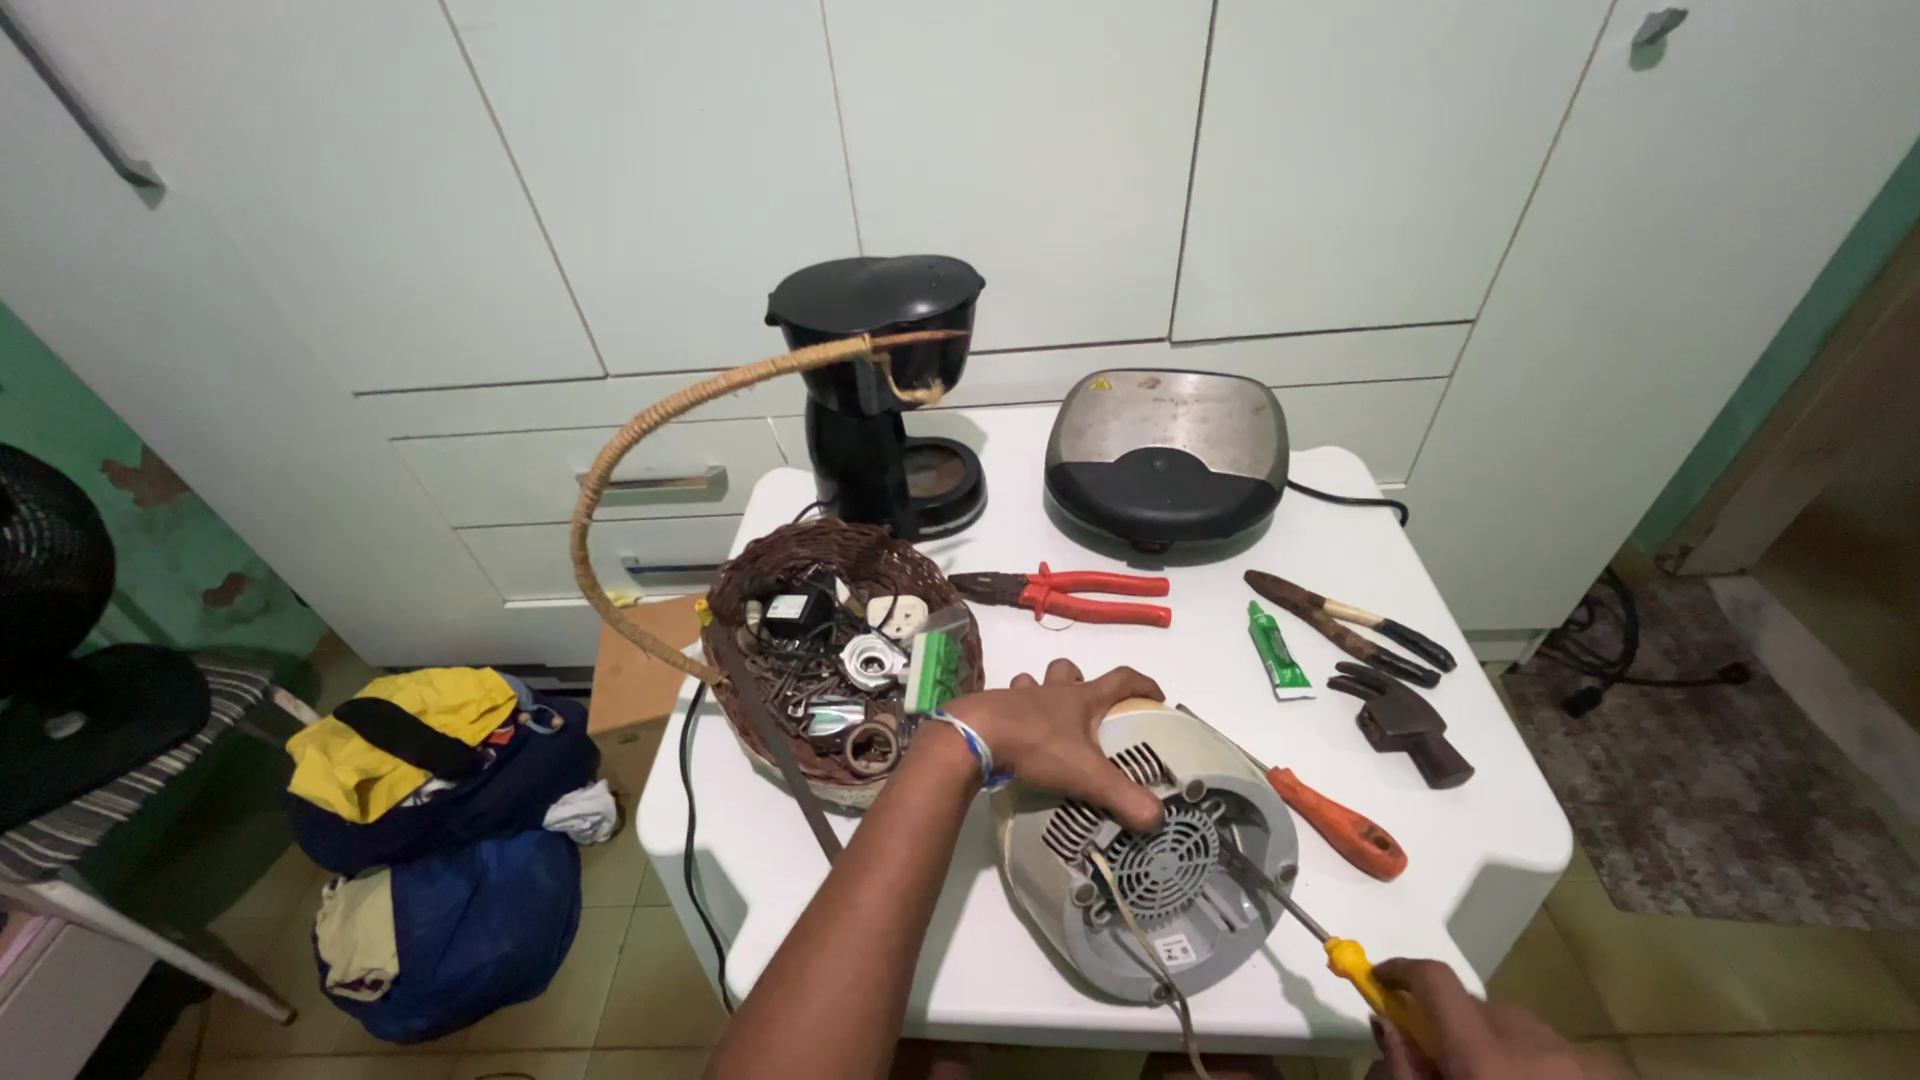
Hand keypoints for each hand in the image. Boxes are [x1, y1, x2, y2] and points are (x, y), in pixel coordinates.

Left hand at [941, 659, 1165, 831]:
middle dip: (1079, 680)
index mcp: (1079, 699)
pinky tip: (1013, 739)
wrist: (975, 736)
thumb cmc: (1036, 745)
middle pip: (1067, 670)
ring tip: (1045, 722)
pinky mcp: (991, 711)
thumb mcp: (1086, 774)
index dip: (1142, 683)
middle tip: (1085, 708)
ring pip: (1031, 682)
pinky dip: (1012, 717)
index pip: (1120, 678)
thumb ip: (1122, 796)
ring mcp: (1016, 698)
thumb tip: (1157, 817)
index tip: (1156, 696)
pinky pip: (1004, 705)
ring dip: (1039, 694)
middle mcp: (1049, 691)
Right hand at [1369, 960, 1627, 1079]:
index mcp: (1484, 1058)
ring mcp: (1579, 1060)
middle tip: (1443, 1056)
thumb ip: (1407, 1068)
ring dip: (1496, 1040)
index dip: (1402, 970)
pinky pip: (1558, 1050)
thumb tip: (1386, 1021)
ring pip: (1518, 1024)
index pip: (1435, 979)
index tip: (1381, 981)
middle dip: (1451, 1020)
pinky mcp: (1608, 1074)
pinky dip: (1537, 1062)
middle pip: (1475, 1004)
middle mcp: (1533, 1045)